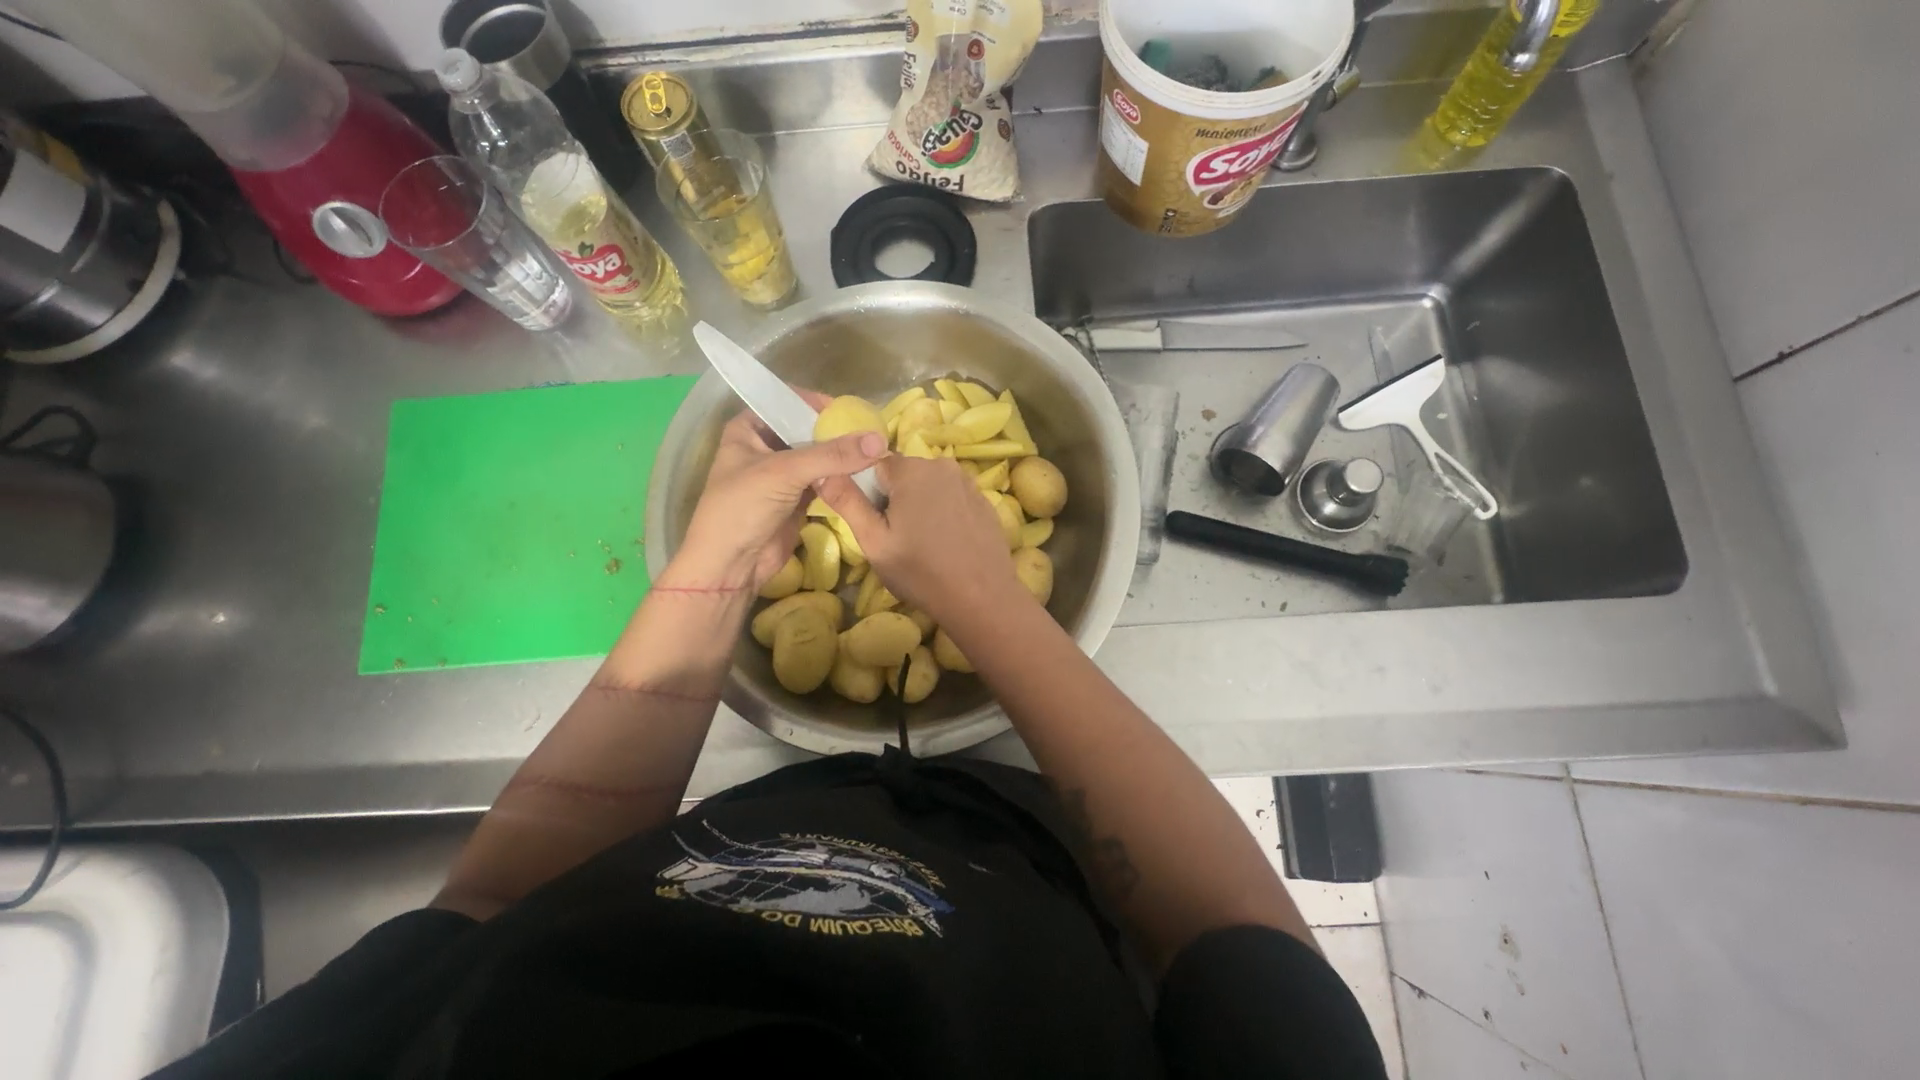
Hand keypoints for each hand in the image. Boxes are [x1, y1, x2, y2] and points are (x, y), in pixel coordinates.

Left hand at [670, 407, 886, 590]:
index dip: (815, 403)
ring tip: (875, 453)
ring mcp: (782, 475)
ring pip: (819, 458)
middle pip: (807, 430)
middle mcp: (765, 446)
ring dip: (842, 458)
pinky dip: (842, 479)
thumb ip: (832, 455)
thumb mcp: (784, 472)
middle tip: (871, 432)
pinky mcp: (797, 499)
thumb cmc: (742, 508)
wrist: (730, 566)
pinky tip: (866, 475)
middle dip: (836, 432)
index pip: (786, 403)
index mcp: (748, 429)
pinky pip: (825, 481)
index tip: (848, 411)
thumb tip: (879, 440)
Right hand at [820, 455, 1028, 627]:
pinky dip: (943, 513)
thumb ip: (847, 502)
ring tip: (921, 542)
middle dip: (894, 498)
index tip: (872, 522)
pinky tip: (944, 542)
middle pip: (904, 473)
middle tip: (895, 537)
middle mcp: (942, 466)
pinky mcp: (983, 501)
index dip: (868, 492)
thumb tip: (822, 472)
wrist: (981, 597)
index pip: (874, 464)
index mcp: (911, 470)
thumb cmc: (920, 571)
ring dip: (919, 505)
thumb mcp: (874, 541)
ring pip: (929, 485)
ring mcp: (967, 482)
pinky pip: (951, 498)